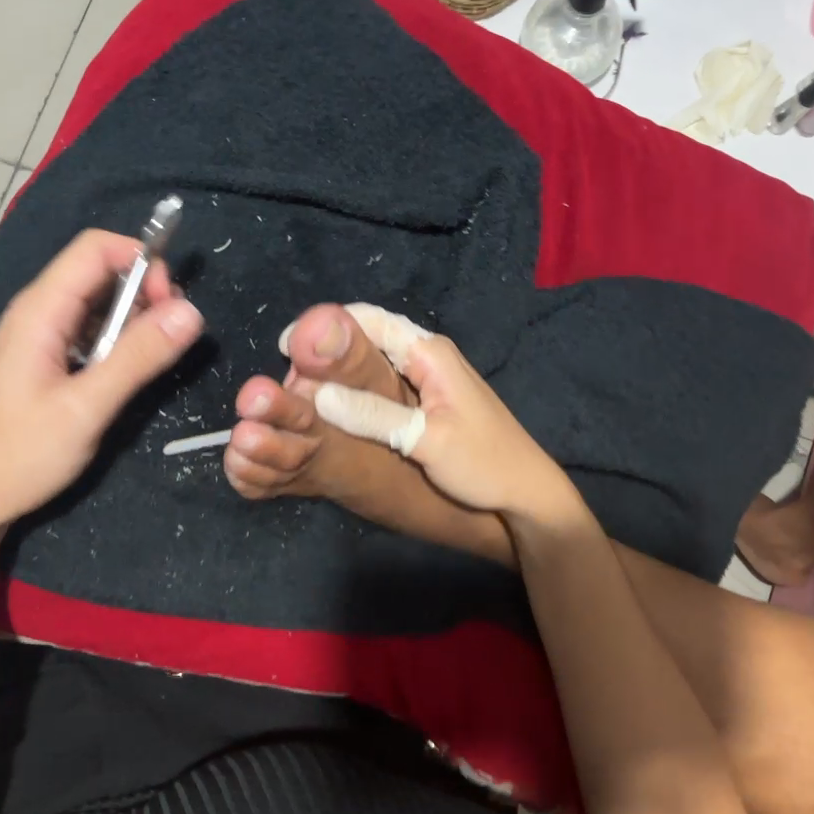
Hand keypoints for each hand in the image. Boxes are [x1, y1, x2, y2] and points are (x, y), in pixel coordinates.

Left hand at [0, 230, 204, 547]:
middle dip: (145, 291)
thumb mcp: (86, 408)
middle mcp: (37, 314)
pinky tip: (125, 375)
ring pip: (97, 304)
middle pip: (100, 272)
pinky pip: (88, 333)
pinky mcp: (44, 363)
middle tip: (171, 336)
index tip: (172, 302)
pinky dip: (117, 343)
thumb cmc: (19, 456)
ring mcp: (39, 339)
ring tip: (153, 360)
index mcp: (40, 312)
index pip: (95, 248)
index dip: (141, 261)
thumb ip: (138, 358)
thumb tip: (191, 311)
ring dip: (134, 320)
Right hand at [312, 312, 576, 519]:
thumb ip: (373, 415)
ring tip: (303, 393)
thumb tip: (317, 395)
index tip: (286, 347)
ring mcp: (430, 378)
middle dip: (328, 352)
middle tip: (290, 379)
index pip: (370, 320)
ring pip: (374, 363)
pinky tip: (336, 411)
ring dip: (340, 374)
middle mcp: (428, 355)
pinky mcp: (429, 401)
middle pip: (368, 339)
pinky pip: (384, 384)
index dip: (325, 326)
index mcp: (430, 352)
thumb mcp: (425, 440)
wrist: (527, 493)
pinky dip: (357, 392)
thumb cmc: (483, 464)